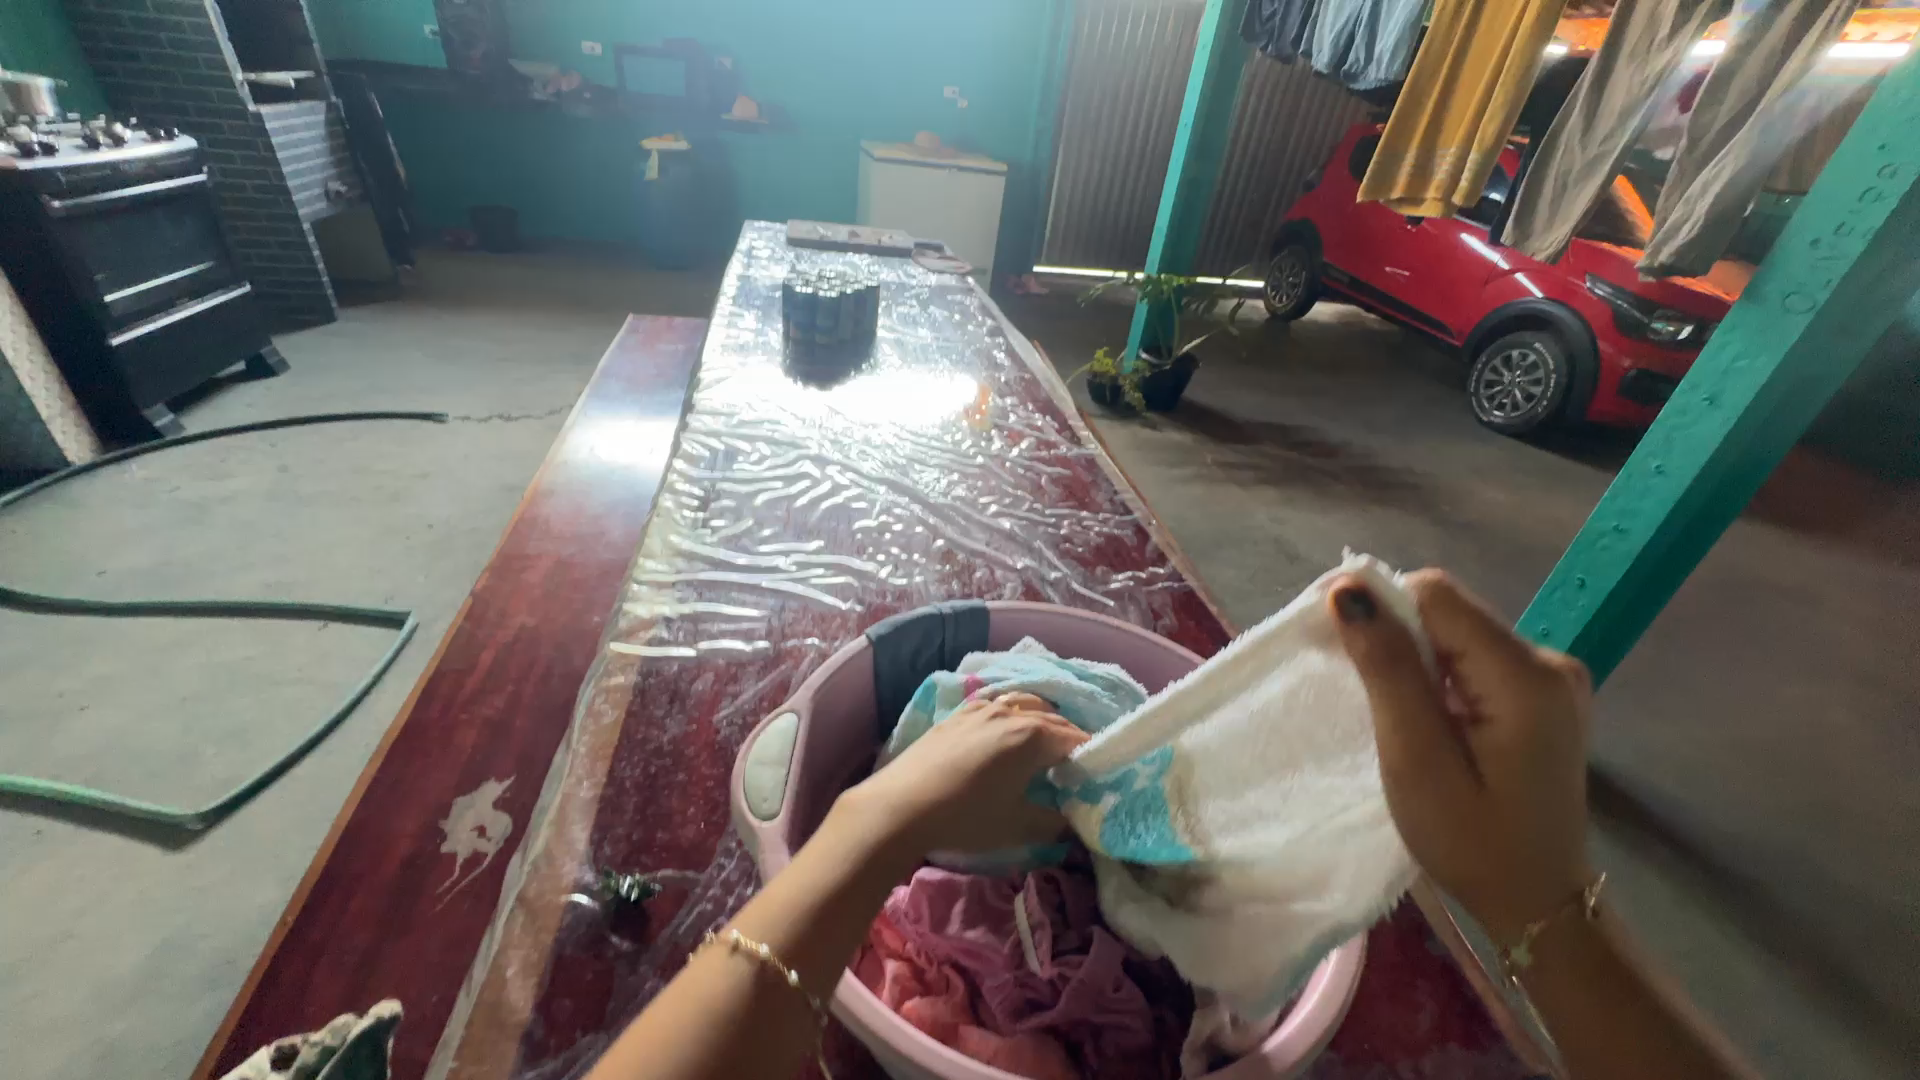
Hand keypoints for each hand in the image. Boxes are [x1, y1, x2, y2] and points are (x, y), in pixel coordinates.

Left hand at [840, 692, 1087, 858]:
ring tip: (1044, 745)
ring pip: (1026, 703)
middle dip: (1070, 738)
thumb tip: (1073, 818)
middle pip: (1054, 718)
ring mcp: (982, 707)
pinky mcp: (959, 713)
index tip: (1099, 775)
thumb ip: (1055, 821)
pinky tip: (1007, 729)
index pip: (1077, 740)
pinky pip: (998, 702)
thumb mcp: (1019, 827)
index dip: (1093, 756)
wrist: (901, 805)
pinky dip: (1013, 711)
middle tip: (1076, 765)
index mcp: (1033, 736)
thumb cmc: (966, 817)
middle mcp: (1012, 711)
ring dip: (1042, 719)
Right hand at [1329, 569, 1593, 939]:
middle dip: (1390, 632)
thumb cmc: (1471, 841)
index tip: (1339, 648)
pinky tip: (1417, 709)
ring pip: (1452, 629)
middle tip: (1358, 686)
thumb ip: (1386, 668)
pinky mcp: (1537, 691)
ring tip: (1384, 703)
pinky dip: (1429, 669)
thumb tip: (1347, 590)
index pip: (1434, 595)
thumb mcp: (1416, 757)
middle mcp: (1547, 660)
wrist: (1536, 903)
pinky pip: (1466, 654)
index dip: (1377, 607)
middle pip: (1445, 609)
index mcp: (1525, 675)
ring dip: (1407, 653)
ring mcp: (1548, 676)